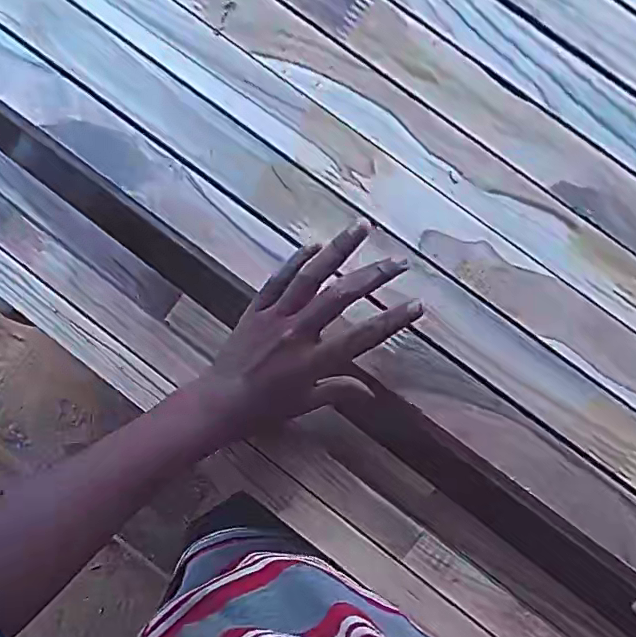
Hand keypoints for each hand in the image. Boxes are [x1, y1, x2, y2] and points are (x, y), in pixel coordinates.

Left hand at [178, 222, 422, 446]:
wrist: (218, 402)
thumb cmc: (263, 409)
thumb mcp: (304, 404)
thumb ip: (337, 391)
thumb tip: (369, 392)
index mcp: (313, 360)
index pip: (362, 336)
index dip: (392, 320)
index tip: (417, 305)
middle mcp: (297, 333)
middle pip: (341, 296)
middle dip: (374, 275)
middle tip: (399, 261)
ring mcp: (274, 317)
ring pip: (311, 276)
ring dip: (338, 250)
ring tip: (361, 227)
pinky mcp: (255, 310)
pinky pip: (278, 279)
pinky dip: (296, 261)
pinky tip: (315, 246)